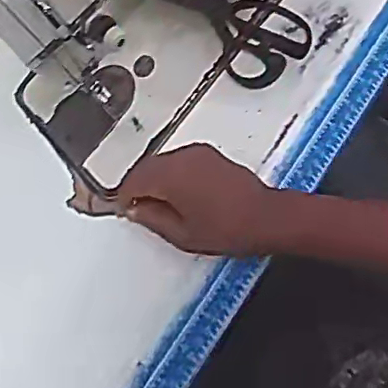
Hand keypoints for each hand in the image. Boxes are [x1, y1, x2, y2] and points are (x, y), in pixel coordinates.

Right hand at [117, 145, 292, 256]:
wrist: (265, 217)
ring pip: (164, 162)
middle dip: (138, 184)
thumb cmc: (229, 228)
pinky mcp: (209, 154)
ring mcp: (197, 153)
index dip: (124, 194)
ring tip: (159, 203)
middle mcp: (182, 157)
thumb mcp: (182, 234)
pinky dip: (172, 173)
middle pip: (147, 167)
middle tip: (136, 206)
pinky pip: (180, 160)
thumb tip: (136, 210)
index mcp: (170, 175)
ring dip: (156, 178)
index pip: (134, 179)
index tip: (122, 206)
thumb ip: (152, 219)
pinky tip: (179, 193)